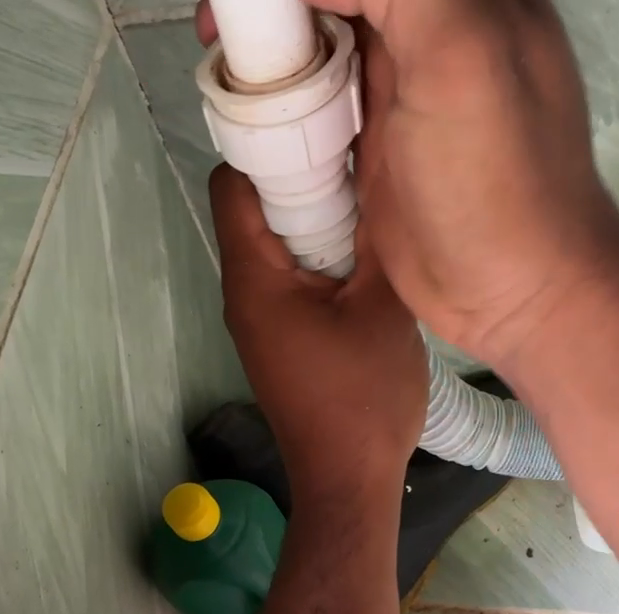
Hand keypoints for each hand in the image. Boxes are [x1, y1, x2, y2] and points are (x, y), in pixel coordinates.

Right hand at [199, 0, 618, 369]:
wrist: (509, 292)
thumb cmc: (492, 179)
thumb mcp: (459, 53)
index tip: (240, 7)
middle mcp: (433, 32)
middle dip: (280, 7)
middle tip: (221, 32)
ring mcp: (403, 95)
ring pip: (326, 41)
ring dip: (278, 48)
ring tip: (231, 68)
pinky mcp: (379, 149)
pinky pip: (324, 103)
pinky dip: (288, 99)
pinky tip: (260, 112)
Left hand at [210, 165, 426, 504]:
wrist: (348, 482)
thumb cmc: (363, 397)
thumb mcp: (383, 306)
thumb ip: (379, 232)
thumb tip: (378, 165)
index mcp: (253, 280)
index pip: (234, 182)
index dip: (271, 142)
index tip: (324, 125)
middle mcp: (243, 296)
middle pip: (256, 209)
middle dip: (303, 175)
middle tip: (362, 156)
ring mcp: (259, 323)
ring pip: (278, 245)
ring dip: (318, 218)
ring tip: (371, 202)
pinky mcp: (280, 342)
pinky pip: (291, 279)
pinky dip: (321, 257)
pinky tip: (365, 255)